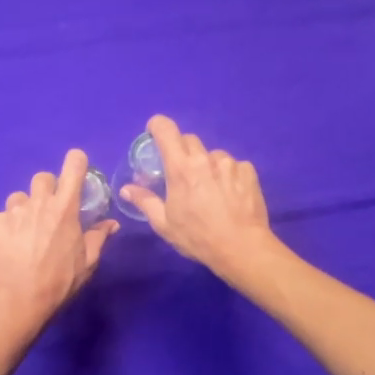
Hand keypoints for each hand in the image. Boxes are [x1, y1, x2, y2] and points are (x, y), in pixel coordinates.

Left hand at [0, 149, 118, 328]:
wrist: (20, 301)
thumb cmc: (60, 282)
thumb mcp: (88, 263)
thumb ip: (99, 237)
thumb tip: (111, 223)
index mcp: (65, 208)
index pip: (73, 166)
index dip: (76, 162)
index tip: (77, 171)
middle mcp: (38, 203)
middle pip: (43, 177)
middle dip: (48, 189)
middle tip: (50, 211)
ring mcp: (13, 212)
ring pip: (19, 197)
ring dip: (25, 208)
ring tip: (27, 231)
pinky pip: (2, 216)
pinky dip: (7, 227)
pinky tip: (11, 245)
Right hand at [120, 115, 278, 277]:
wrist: (242, 248)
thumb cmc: (198, 237)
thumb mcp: (165, 224)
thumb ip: (145, 201)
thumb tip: (126, 189)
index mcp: (181, 168)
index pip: (166, 129)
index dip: (157, 126)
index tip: (154, 133)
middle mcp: (205, 159)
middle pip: (189, 140)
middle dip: (181, 151)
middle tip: (181, 173)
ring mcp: (229, 163)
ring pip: (212, 154)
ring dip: (207, 165)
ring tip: (210, 189)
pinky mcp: (248, 171)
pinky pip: (234, 166)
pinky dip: (228, 175)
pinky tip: (230, 194)